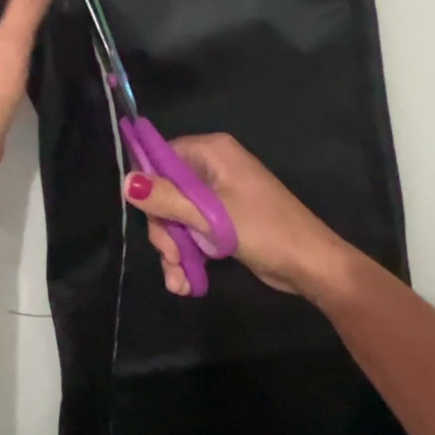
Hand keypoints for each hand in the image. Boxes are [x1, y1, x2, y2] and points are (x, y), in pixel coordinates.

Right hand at [124, 133, 357, 298]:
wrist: (309, 264)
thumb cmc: (264, 230)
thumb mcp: (209, 216)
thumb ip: (165, 198)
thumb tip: (125, 181)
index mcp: (212, 152)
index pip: (161, 157)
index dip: (148, 187)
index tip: (151, 218)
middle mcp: (212, 167)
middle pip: (164, 193)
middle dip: (164, 231)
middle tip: (171, 257)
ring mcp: (218, 195)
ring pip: (176, 218)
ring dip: (174, 251)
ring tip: (180, 281)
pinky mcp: (222, 221)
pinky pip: (192, 232)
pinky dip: (187, 256)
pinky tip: (186, 283)